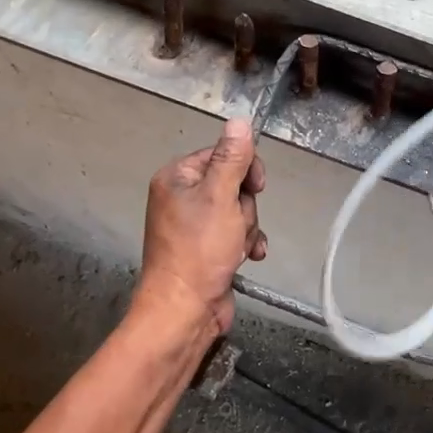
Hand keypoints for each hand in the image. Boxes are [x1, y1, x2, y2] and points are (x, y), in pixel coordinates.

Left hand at [138, 118, 267, 334]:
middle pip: (233, 183)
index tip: (255, 188)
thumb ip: (232, 158)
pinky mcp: (206, 249)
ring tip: (237, 248)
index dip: (244, 170)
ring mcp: (193, 226)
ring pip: (238, 210)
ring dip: (247, 228)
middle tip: (236, 225)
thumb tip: (239, 120)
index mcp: (177, 178)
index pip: (221, 154)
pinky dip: (245, 244)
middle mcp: (181, 198)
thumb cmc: (199, 251)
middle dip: (244, 206)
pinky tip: (248, 257)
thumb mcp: (220, 197)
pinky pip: (236, 233)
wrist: (185, 312)